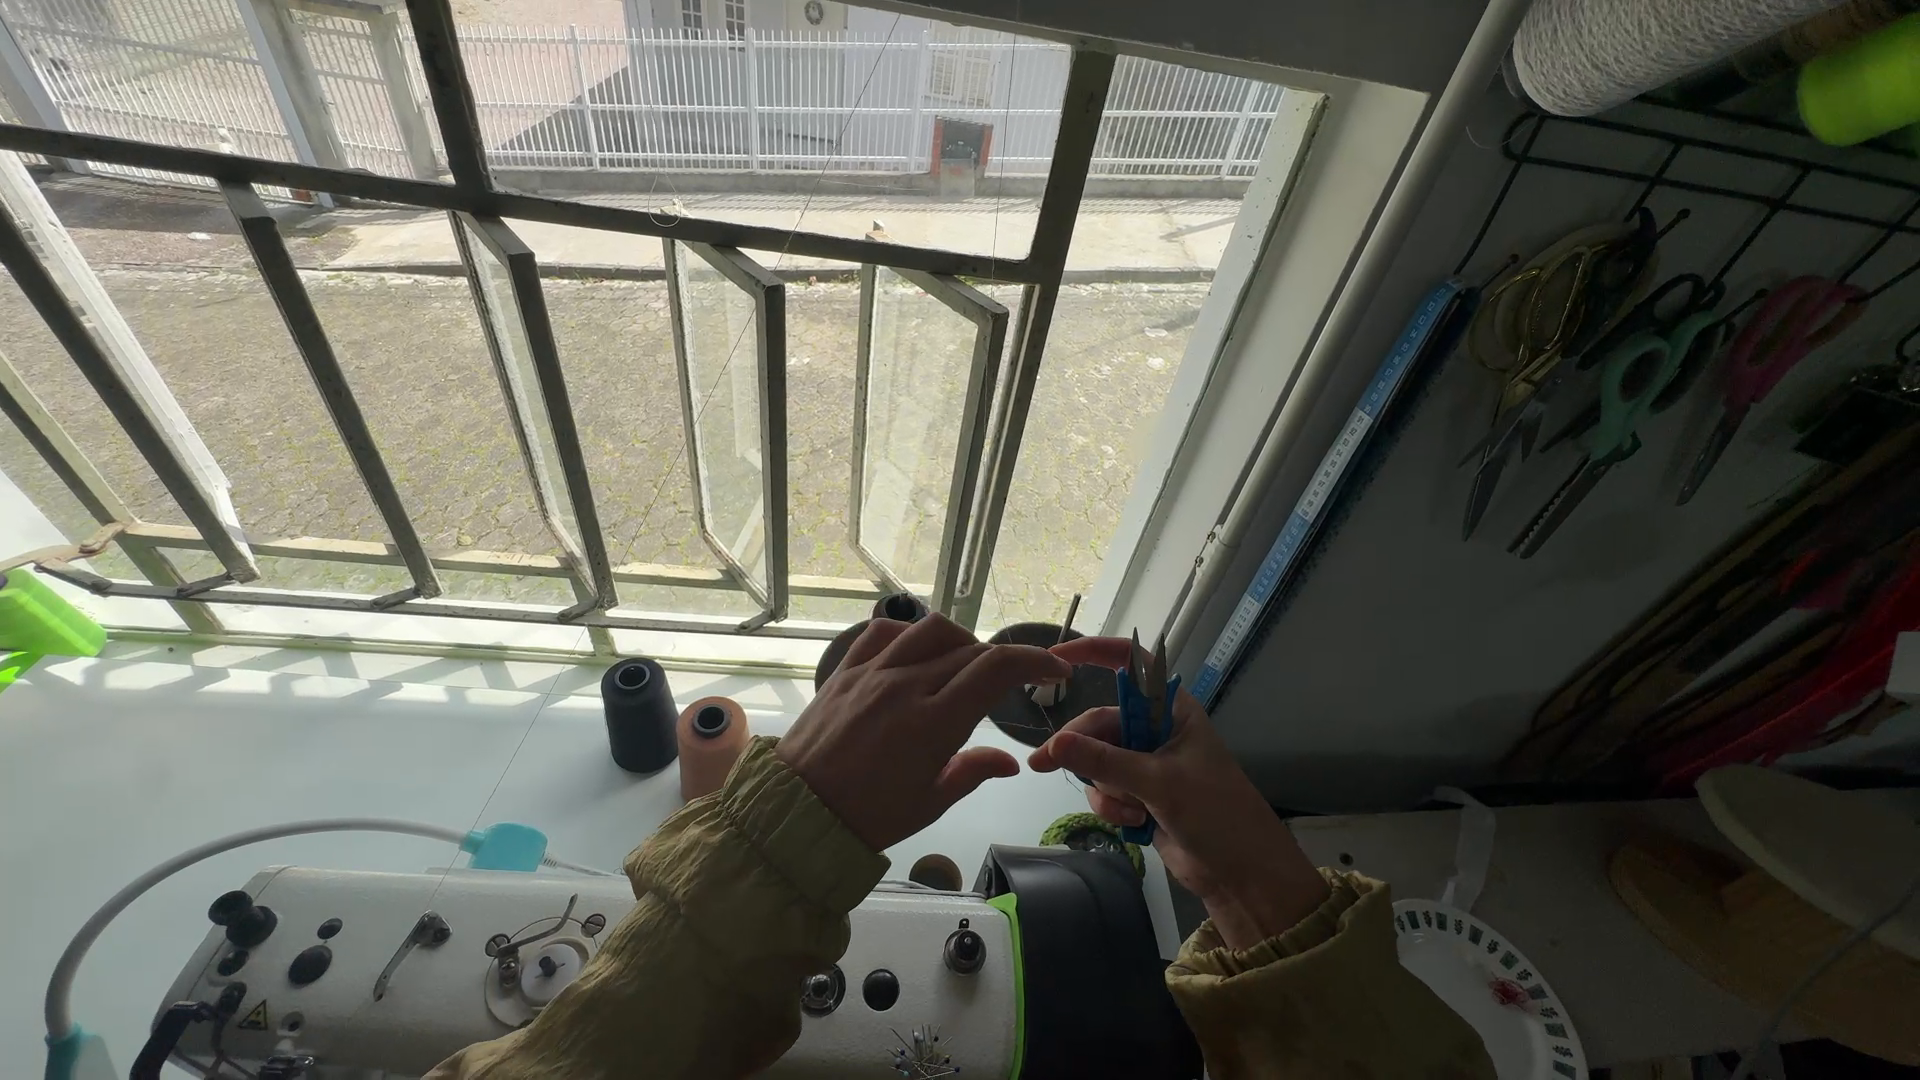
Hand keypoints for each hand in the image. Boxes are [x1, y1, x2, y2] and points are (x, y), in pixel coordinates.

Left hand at [779, 614, 1069, 852]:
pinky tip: (915, 652)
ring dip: (959, 639)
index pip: (997, 669)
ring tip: (963, 664)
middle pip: (970, 649)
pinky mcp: (846, 668)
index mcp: (935, 722)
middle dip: (1000, 661)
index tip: (1054, 669)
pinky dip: (908, 632)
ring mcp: (873, 671)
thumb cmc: (869, 816)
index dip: (1034, 660)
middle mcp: (907, 684)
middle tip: (1006, 685)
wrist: (796, 812)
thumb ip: (973, 772)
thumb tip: (1010, 762)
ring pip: (930, 628)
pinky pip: (883, 631)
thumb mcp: (929, 803)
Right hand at [1030, 636, 1330, 949]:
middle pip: (1099, 722)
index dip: (1094, 652)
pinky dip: (1110, 806)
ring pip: (1096, 759)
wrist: (1242, 874)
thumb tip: (1053, 744)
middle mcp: (1155, 729)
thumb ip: (1104, 762)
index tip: (1056, 657)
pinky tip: (1133, 823)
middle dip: (1078, 747)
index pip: (1130, 664)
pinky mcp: (1137, 793)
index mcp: (1171, 709)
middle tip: (1044, 764)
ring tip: (1129, 811)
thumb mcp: (1159, 783)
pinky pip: (1103, 788)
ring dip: (1104, 788)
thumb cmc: (1216, 814)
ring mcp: (1145, 762)